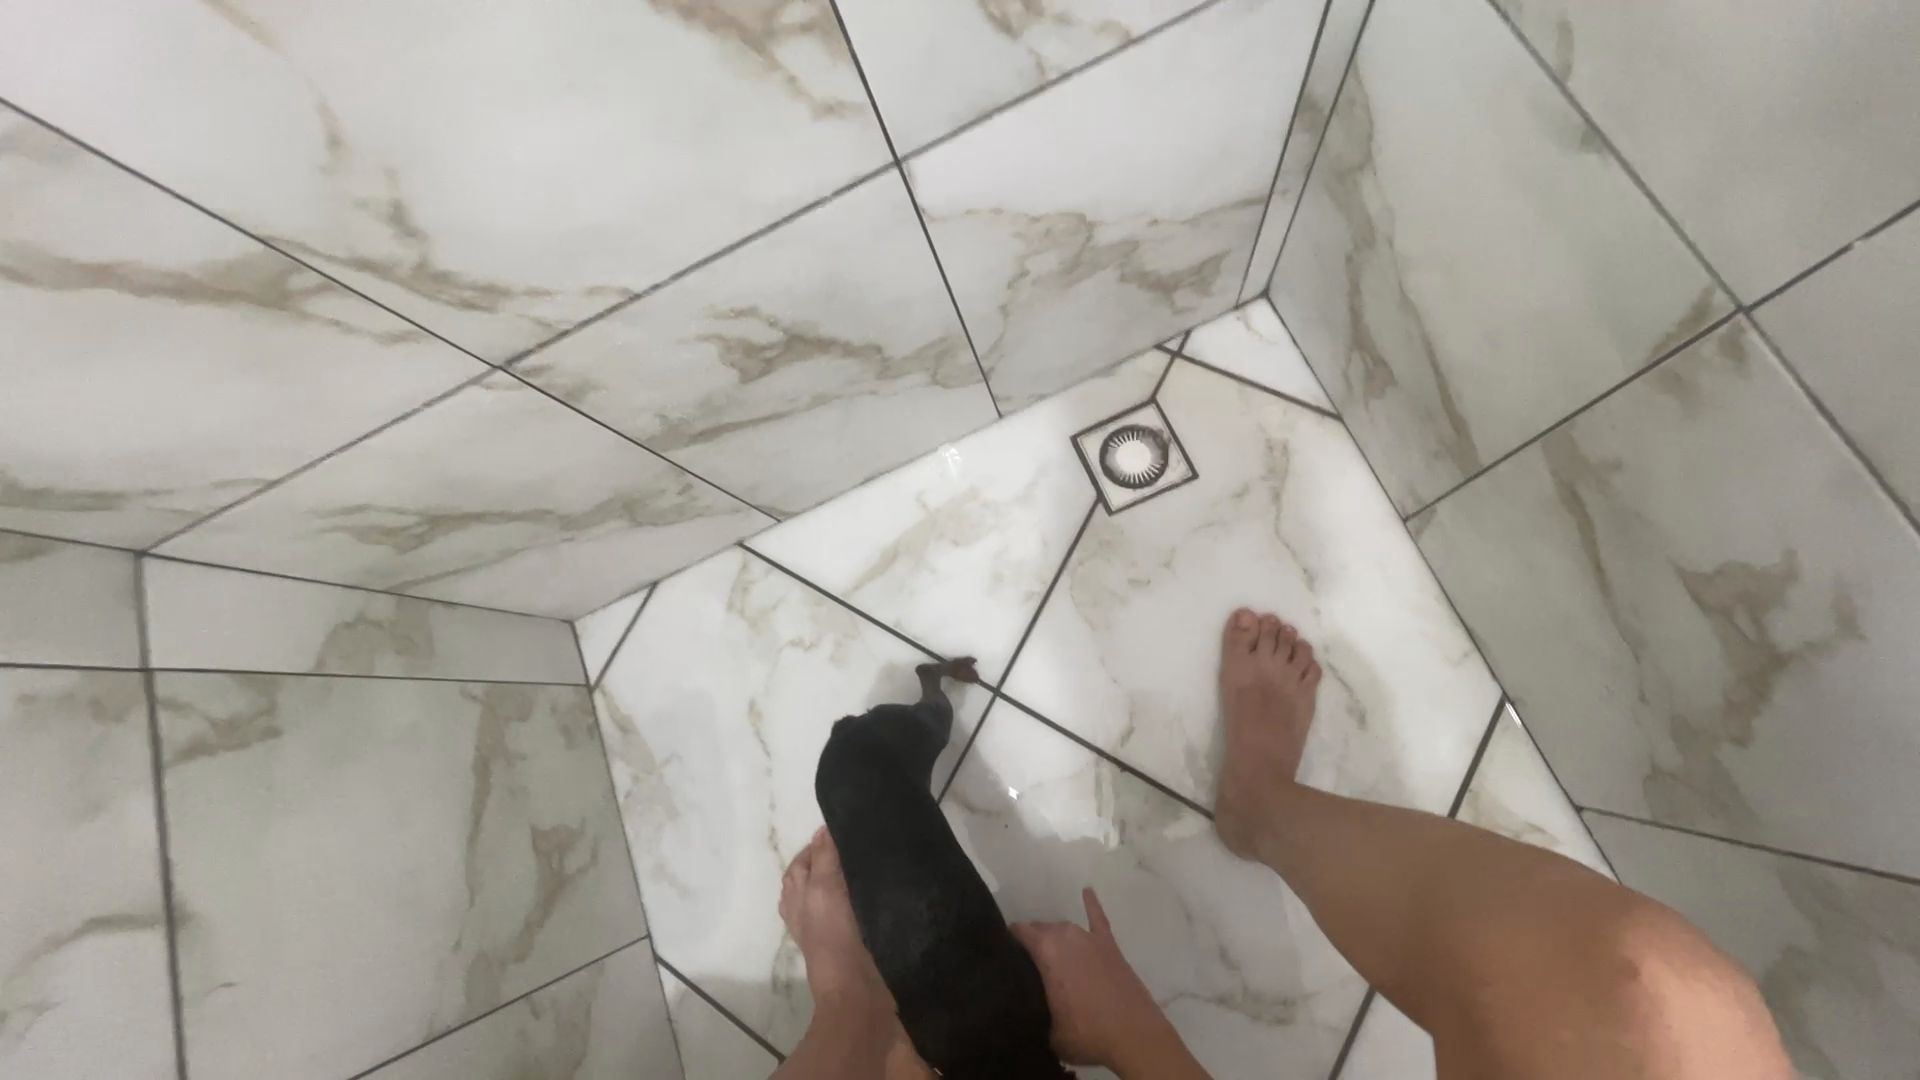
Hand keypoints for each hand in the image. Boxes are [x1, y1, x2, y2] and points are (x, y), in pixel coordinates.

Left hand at [780, 827, 890, 1019]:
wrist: (858, 993)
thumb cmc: (836, 938)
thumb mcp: (825, 890)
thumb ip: (825, 858)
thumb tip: (823, 829)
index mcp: (799, 898)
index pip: (805, 860)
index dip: (821, 843)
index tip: (847, 827)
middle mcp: (811, 911)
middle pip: (817, 874)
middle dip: (833, 857)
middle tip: (861, 841)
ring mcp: (832, 927)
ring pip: (835, 891)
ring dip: (848, 875)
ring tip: (870, 860)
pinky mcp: (854, 938)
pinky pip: (855, 907)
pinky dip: (862, 893)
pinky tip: (878, 887)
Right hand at [1010, 888, 1182, 1070]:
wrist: (1133, 1035)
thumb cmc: (1086, 1033)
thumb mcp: (1049, 1030)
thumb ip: (1038, 1010)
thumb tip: (1034, 1009)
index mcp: (1045, 951)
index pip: (1020, 932)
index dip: (1010, 939)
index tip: (1004, 949)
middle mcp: (1065, 935)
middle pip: (1042, 929)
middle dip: (1034, 941)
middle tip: (1029, 961)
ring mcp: (1089, 938)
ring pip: (1065, 928)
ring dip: (1057, 936)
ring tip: (1051, 948)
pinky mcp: (1110, 945)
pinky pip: (1097, 918)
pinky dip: (1091, 904)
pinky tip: (1087, 891)